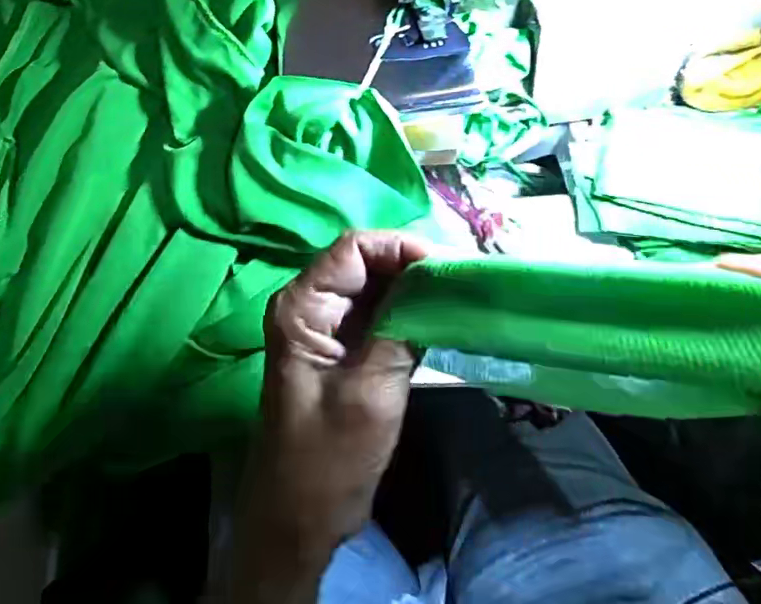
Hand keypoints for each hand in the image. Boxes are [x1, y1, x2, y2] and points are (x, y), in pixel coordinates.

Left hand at [228, 230, 432, 602]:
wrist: (296, 514)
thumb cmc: (326, 460)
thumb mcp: (371, 396)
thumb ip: (399, 335)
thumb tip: (435, 288)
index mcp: (302, 306)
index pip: (352, 249)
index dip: (399, 246)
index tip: (447, 266)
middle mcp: (309, 304)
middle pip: (363, 262)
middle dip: (411, 264)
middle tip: (464, 280)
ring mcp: (324, 326)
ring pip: (372, 286)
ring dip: (413, 286)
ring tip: (461, 294)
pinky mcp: (341, 349)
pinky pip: (376, 313)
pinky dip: (407, 311)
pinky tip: (441, 318)